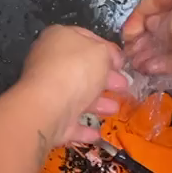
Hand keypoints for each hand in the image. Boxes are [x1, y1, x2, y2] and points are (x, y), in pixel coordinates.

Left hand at [16, 25, 129, 144]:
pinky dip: (83, 128)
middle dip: (106, 79)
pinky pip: (68, 123)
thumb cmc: (76, 70)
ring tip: (115, 108)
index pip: (86, 40)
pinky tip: (96, 133)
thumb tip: (112, 59)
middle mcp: (49, 64)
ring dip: (97, 103)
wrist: (48, 106)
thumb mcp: (101, 52)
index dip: (107, 50)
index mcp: (58, 39)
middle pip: (82, 71)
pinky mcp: (48, 119)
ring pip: (76, 97)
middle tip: (124, 86)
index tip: (122, 63)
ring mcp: (47, 93)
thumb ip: (109, 53)